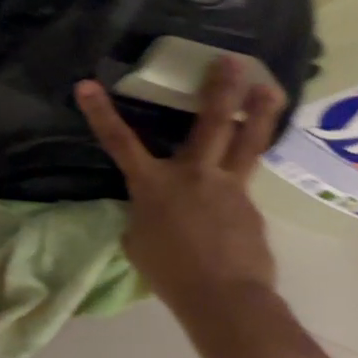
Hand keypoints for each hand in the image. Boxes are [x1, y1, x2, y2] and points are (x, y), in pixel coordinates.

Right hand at [75, 58, 284, 320]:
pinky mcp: (252, 205)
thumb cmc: (167, 271)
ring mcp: (229, 187)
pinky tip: (237, 188)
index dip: (101, 113)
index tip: (87, 85)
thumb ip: (145, 212)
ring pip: (248, 141)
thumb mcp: (138, 239)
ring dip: (260, 111)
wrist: (223, 296)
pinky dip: (242, 174)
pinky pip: (245, 181)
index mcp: (153, 185)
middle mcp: (193, 175)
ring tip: (270, 87)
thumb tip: (157, 206)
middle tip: (231, 61)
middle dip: (221, 89)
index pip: (119, 142)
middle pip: (212, 123)